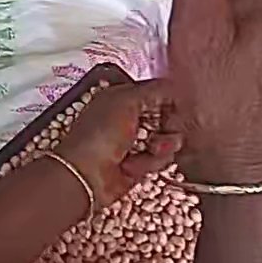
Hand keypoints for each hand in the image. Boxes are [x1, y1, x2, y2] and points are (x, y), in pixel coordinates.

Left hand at [56, 79, 182, 208]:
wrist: (87, 175)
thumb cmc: (99, 135)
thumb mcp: (125, 101)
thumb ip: (154, 89)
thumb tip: (174, 87)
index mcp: (122, 98)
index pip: (158, 93)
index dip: (169, 101)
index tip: (174, 109)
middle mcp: (129, 118)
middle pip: (168, 117)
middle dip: (169, 127)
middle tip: (159, 132)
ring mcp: (135, 142)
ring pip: (169, 140)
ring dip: (160, 147)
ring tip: (146, 150)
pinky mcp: (140, 163)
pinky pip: (161, 160)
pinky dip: (149, 163)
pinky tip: (132, 165)